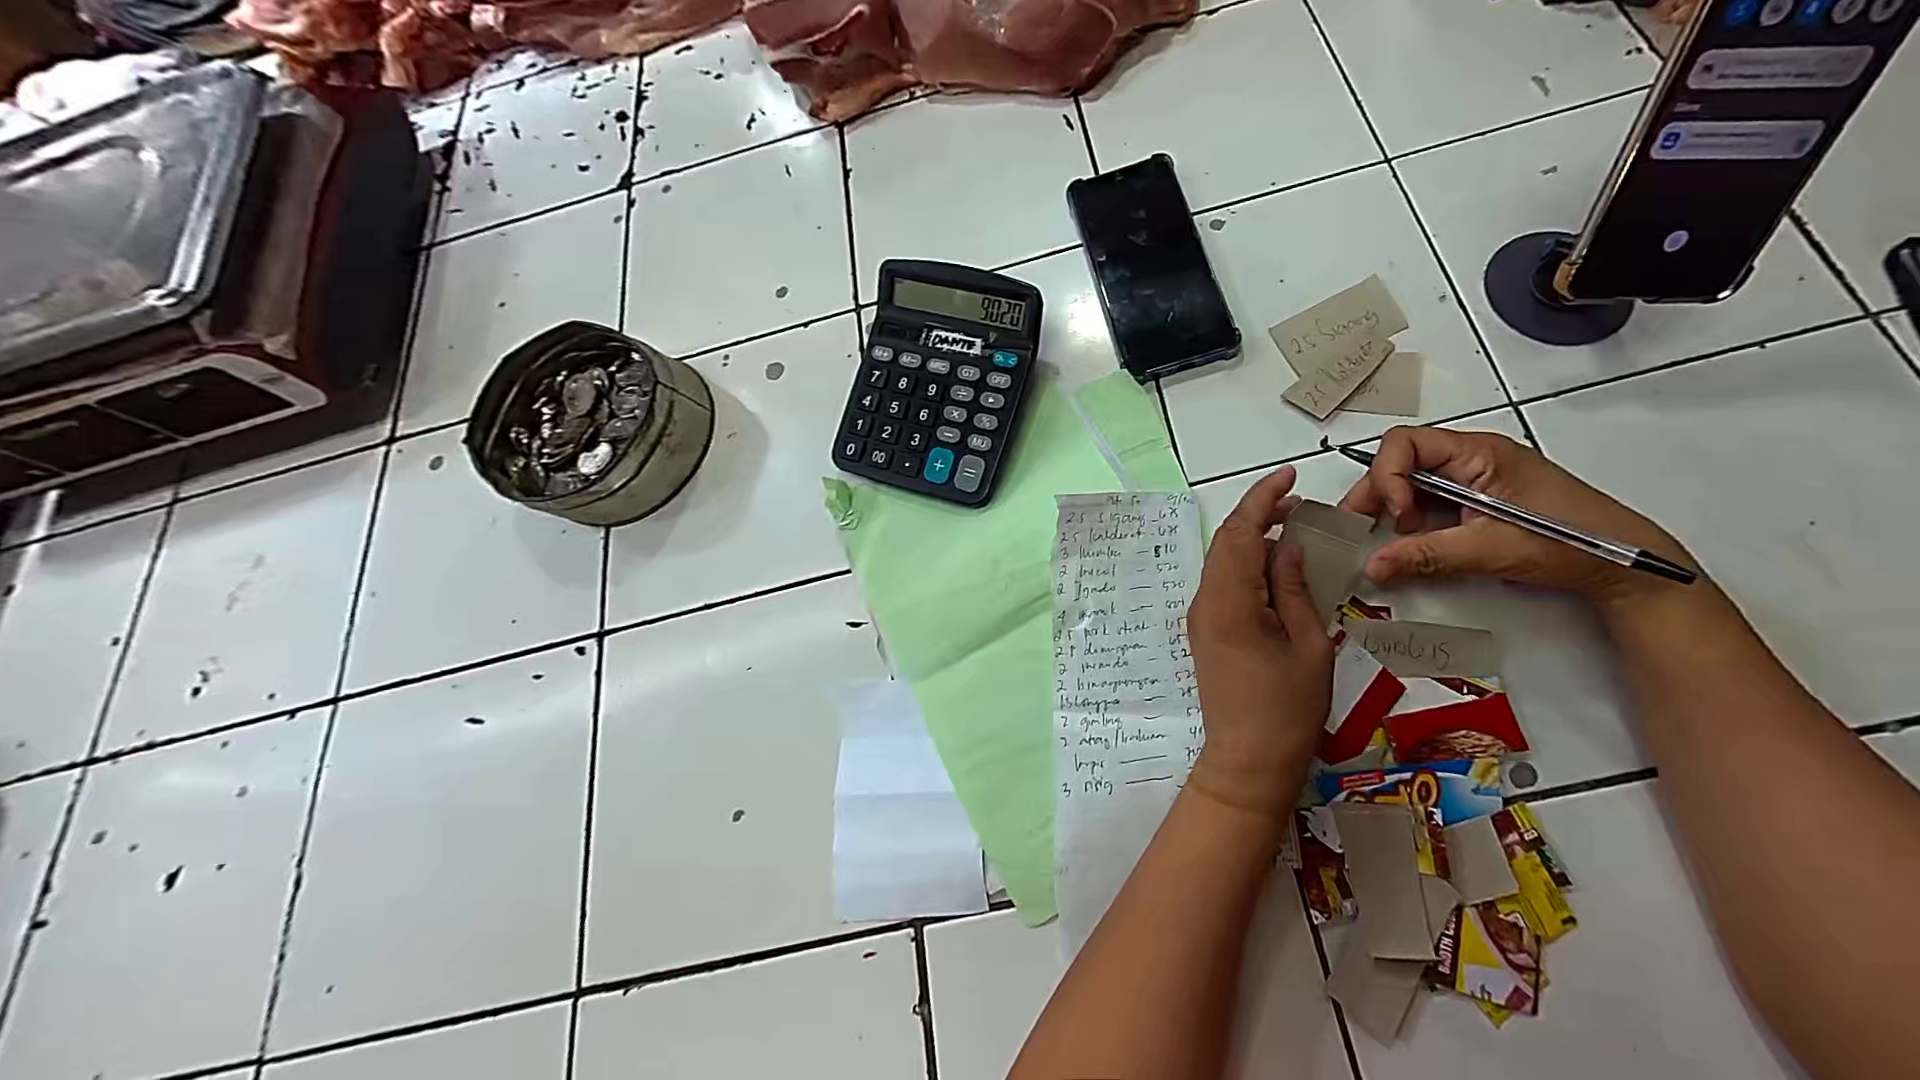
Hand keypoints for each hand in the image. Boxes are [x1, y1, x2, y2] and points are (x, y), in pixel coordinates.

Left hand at [1186, 465, 1334, 818]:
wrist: (1247, 759)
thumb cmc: (1287, 708)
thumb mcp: (1307, 644)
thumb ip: (1294, 589)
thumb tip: (1288, 548)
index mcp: (1228, 602)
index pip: (1240, 534)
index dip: (1262, 499)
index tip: (1289, 476)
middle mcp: (1204, 603)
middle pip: (1226, 544)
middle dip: (1257, 517)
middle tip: (1297, 507)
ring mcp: (1200, 618)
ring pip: (1222, 564)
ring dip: (1252, 544)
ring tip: (1292, 536)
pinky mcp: (1204, 632)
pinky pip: (1222, 586)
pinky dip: (1246, 569)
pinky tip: (1275, 574)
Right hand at [1338, 427, 1697, 609]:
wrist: (1624, 568)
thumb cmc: (1573, 544)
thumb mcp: (1492, 550)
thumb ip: (1426, 555)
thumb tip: (1372, 566)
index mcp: (1480, 454)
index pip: (1405, 443)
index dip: (1388, 476)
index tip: (1399, 515)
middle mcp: (1471, 459)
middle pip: (1399, 461)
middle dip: (1375, 494)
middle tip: (1361, 530)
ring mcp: (1472, 479)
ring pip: (1408, 482)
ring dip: (1388, 508)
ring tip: (1384, 540)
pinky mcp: (1473, 501)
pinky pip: (1425, 500)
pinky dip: (1407, 521)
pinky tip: (1407, 542)